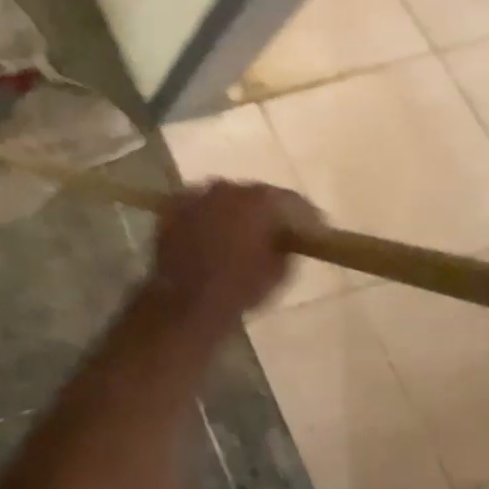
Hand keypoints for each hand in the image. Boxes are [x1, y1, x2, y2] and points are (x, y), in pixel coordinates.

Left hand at [150, 181, 320, 326]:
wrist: (186, 300)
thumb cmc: (239, 288)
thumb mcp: (280, 271)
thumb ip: (288, 246)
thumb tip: (289, 239)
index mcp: (261, 201)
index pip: (292, 201)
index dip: (306, 218)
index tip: (314, 231)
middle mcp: (228, 188)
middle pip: (256, 195)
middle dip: (267, 211)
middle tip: (276, 231)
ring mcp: (197, 195)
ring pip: (226, 197)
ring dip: (236, 211)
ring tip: (242, 232)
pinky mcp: (174, 207)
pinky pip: (199, 206)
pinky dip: (209, 215)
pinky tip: (213, 232)